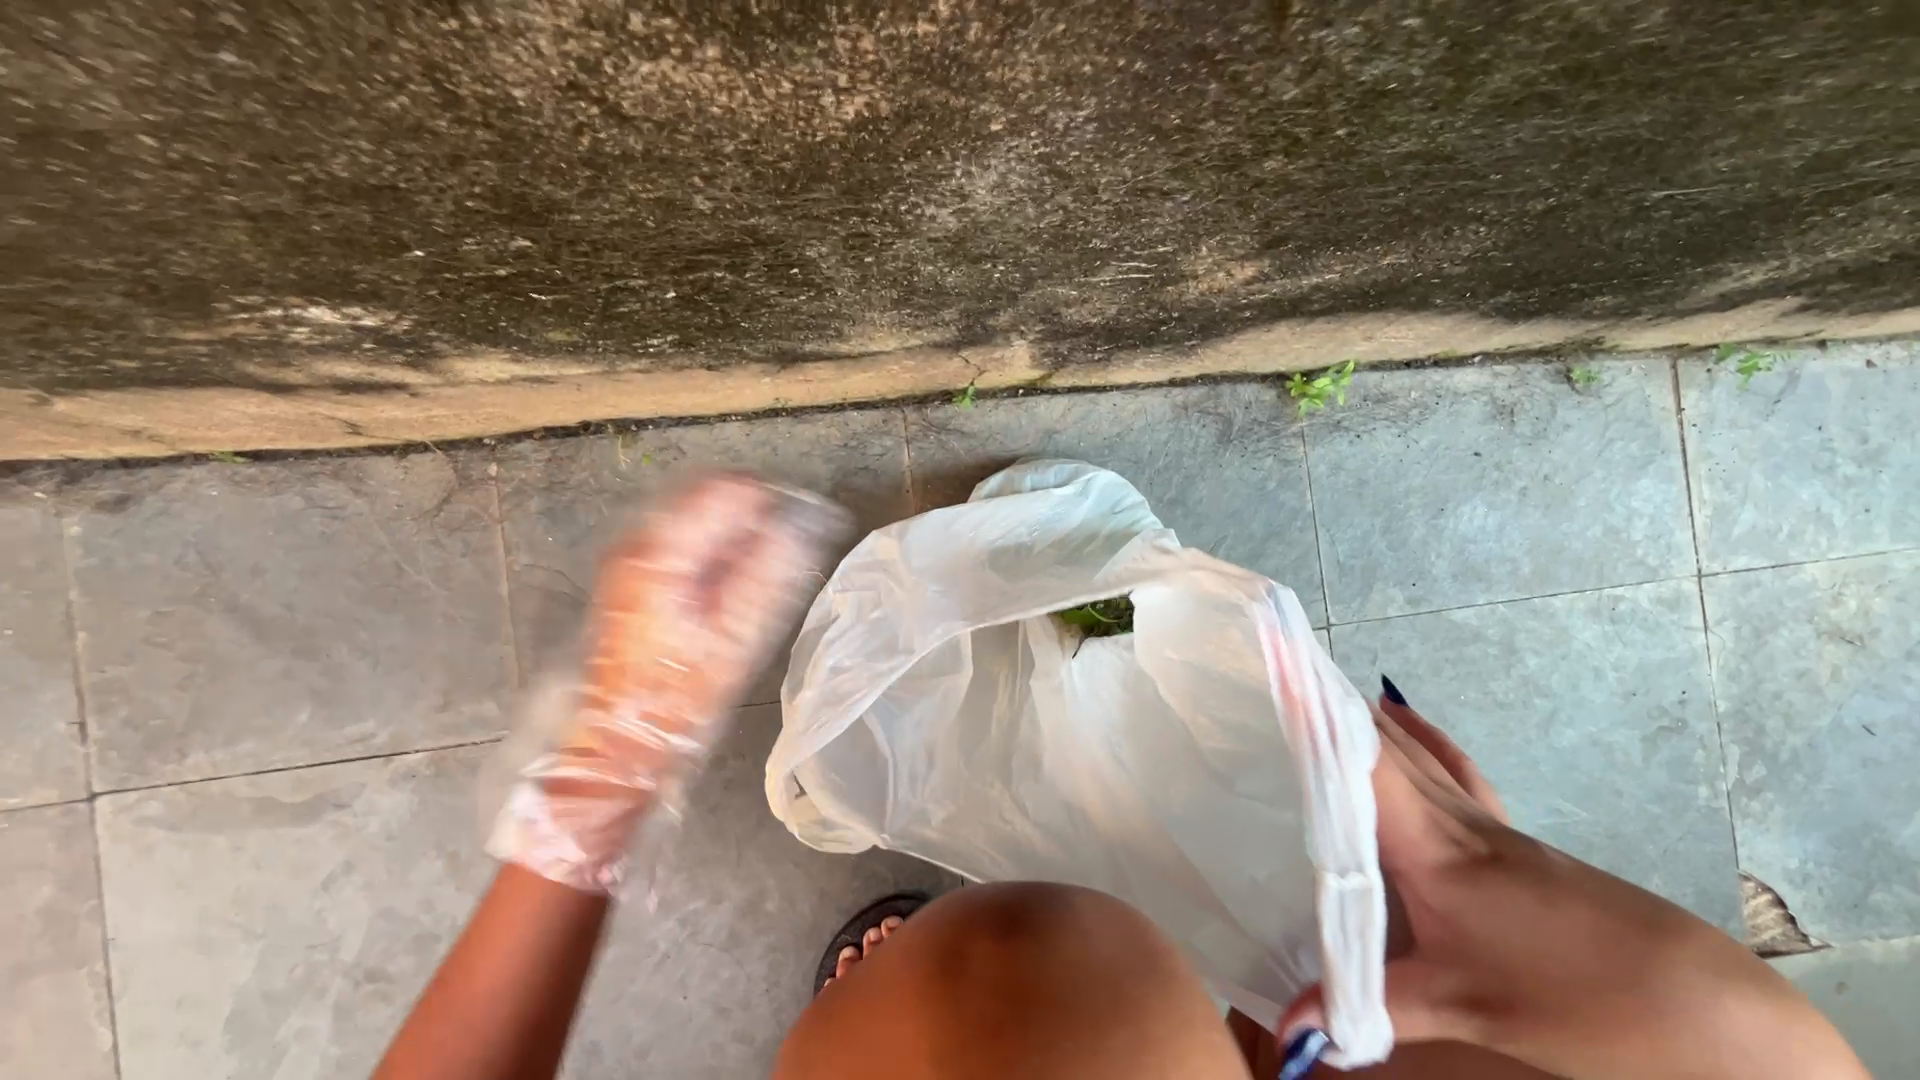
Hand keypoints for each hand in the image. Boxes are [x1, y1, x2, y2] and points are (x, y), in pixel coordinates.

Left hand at [489, 472, 843, 892]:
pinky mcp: (628, 574)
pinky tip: (731, 570)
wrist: (619, 740)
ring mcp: (626, 557)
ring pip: (691, 508)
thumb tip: (802, 530)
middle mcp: (635, 544)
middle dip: (753, 505)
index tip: (803, 516)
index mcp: (662, 555)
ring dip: (733, 521)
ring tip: (766, 552)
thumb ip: (771, 576)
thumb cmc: (676, 699)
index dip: (771, 497)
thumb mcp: (737, 639)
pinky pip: (678, 533)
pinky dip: (712, 538)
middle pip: (704, 489)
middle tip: (789, 532)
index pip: (725, 489)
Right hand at [1280, 689, 1865, 1079]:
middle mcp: (1450, 814)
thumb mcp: (1457, 1005)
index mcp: (1428, 842)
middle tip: (1270, 671)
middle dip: (1323, 703)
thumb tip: (1284, 1034)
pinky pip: (1446, 763)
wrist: (1688, 998)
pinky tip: (1399, 713)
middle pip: (1378, 741)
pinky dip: (1414, 733)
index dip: (1318, 714)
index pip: (1362, 760)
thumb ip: (1363, 1007)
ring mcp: (1480, 816)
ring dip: (1360, 713)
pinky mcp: (1502, 830)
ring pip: (1409, 746)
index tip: (1279, 669)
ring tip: (1312, 683)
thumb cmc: (1569, 996)